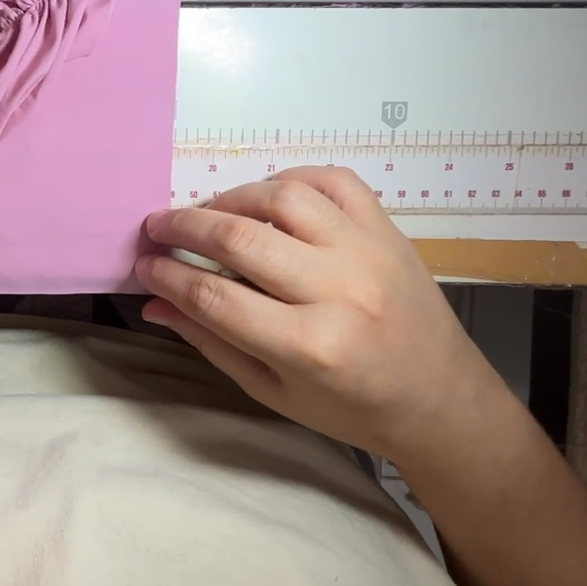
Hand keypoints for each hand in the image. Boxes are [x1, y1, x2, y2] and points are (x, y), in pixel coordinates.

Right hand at [135, 166, 517, 467]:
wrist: (442, 402)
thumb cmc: (350, 406)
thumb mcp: (270, 389)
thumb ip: (209, 340)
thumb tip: (153, 303)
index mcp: (309, 347)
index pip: (214, 296)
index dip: (167, 276)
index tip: (144, 265)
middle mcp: (340, 292)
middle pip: (240, 239)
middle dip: (184, 227)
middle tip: (156, 227)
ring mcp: (369, 253)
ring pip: (283, 198)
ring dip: (231, 198)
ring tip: (210, 213)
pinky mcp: (389, 230)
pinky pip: (333, 180)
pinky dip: (290, 179)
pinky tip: (267, 199)